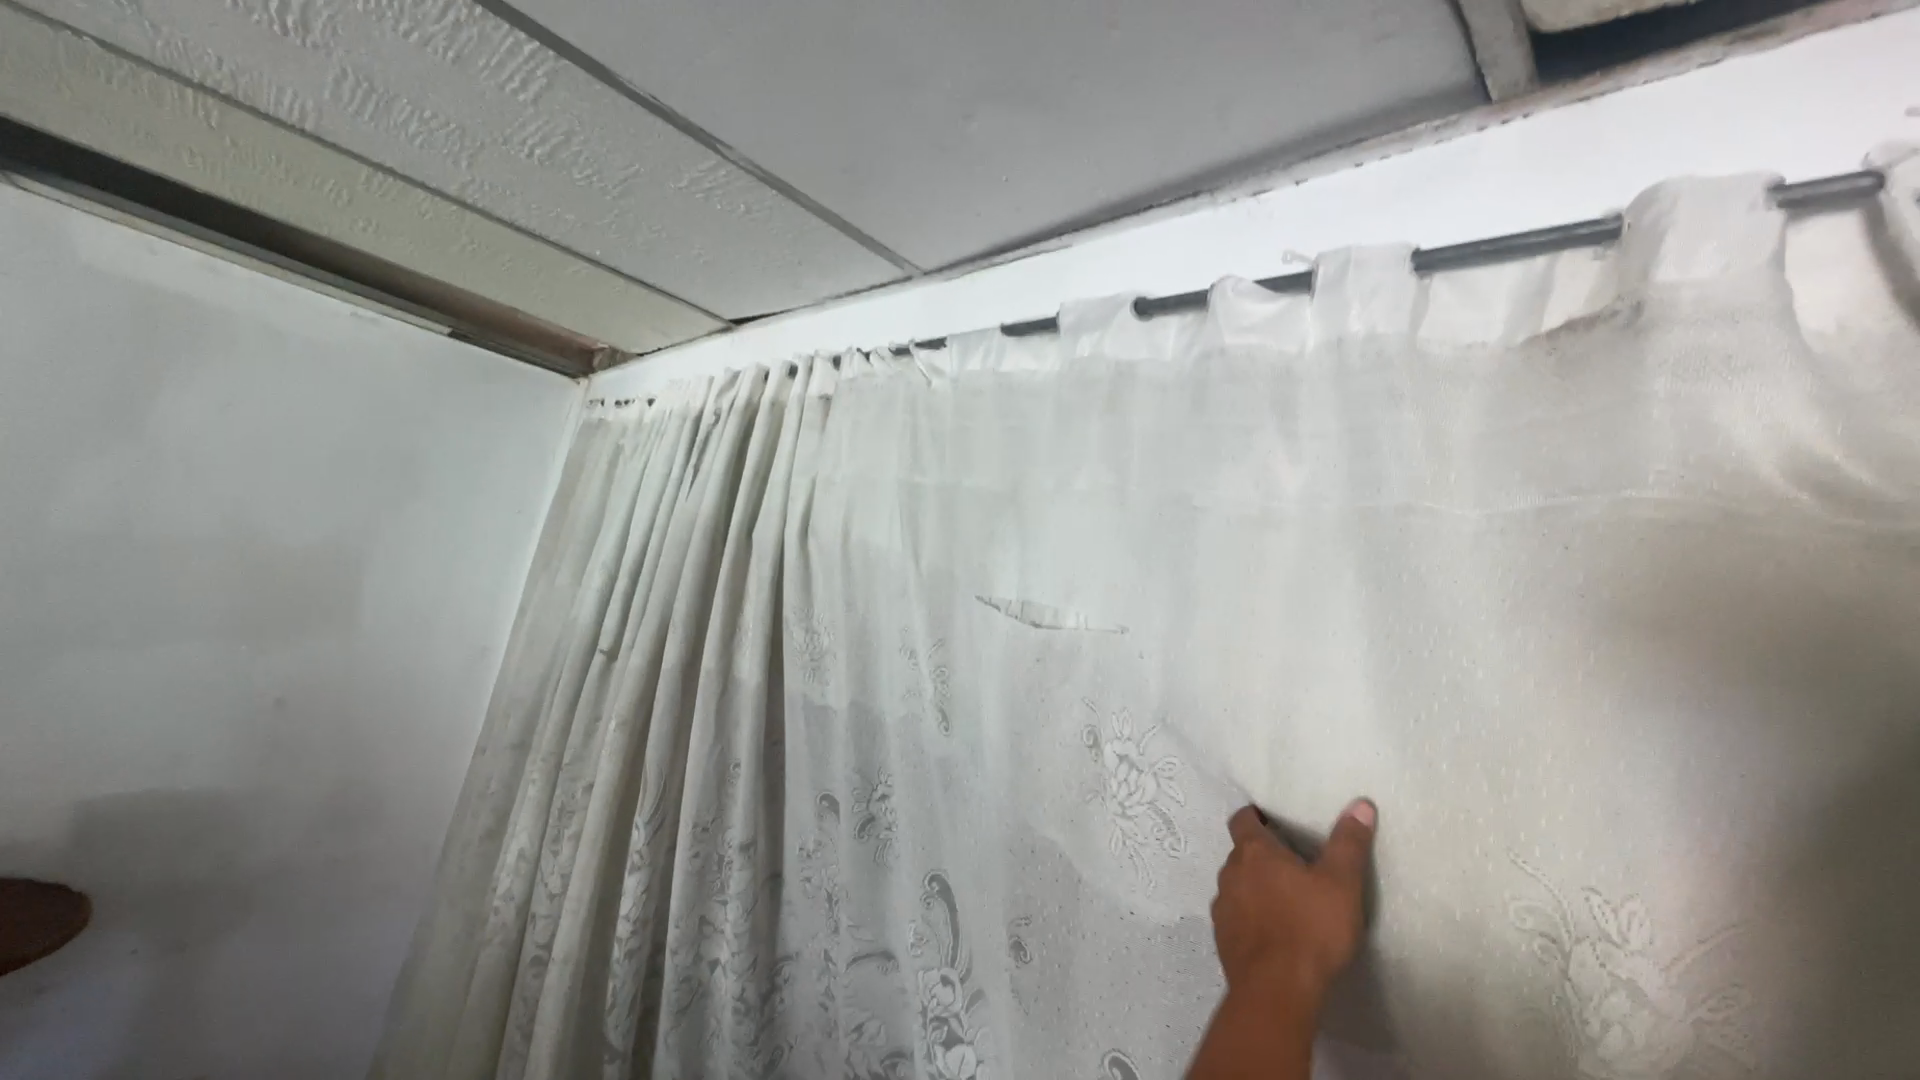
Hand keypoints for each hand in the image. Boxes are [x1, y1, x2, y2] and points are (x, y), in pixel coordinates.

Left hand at [1211, 799, 1375, 1007]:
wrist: (1277, 988)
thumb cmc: (1311, 928)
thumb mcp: (1341, 883)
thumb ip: (1349, 843)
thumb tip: (1360, 804)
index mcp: (1254, 852)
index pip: (1242, 819)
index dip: (1254, 816)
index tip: (1271, 820)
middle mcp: (1230, 872)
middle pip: (1240, 853)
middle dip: (1260, 854)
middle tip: (1289, 864)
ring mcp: (1222, 905)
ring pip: (1235, 884)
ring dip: (1253, 886)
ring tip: (1282, 899)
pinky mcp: (1222, 936)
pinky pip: (1234, 915)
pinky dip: (1248, 915)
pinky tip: (1270, 931)